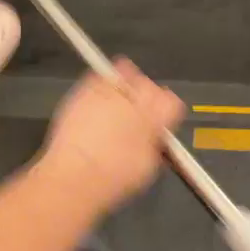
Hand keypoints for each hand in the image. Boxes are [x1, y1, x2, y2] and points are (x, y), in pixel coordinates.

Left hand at [36, 60, 183, 214]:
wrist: (78, 173)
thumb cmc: (114, 176)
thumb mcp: (147, 165)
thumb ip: (154, 142)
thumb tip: (153, 137)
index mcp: (155, 118)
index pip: (171, 101)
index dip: (165, 109)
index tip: (157, 119)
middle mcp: (135, 99)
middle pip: (148, 85)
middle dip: (144, 96)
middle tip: (135, 113)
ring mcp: (109, 92)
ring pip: (124, 74)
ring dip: (123, 86)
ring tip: (114, 104)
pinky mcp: (85, 91)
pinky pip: (98, 76)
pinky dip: (100, 83)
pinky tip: (97, 100)